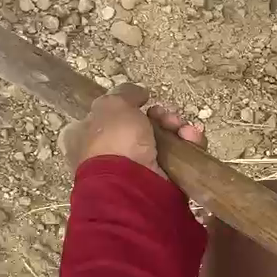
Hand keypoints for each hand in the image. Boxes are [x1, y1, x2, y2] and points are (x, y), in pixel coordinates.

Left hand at [59, 84, 204, 176]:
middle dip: (160, 118)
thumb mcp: (112, 105)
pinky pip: (180, 156)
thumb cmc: (114, 142)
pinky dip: (189, 144)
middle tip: (167, 116)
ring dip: (177, 129)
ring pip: (164, 140)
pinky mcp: (164, 179)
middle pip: (141, 127)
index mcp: (84, 137)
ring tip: (183, 129)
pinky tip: (192, 137)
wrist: (134, 184)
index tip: (143, 102)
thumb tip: (138, 92)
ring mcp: (138, 168)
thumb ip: (125, 93)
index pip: (107, 117)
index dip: (128, 108)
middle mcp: (109, 153)